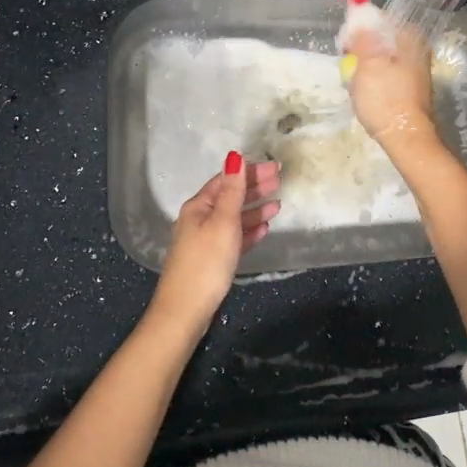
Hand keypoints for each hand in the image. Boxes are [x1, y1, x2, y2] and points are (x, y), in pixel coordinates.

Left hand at [152, 152, 281, 327]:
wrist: (186, 309)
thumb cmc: (206, 261)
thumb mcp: (223, 221)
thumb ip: (232, 190)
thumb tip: (234, 156)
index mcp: (199, 206)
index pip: (226, 180)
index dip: (249, 171)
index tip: (274, 167)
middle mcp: (199, 219)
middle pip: (230, 197)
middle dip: (254, 188)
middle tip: (280, 180)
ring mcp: (205, 240)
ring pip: (234, 218)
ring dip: (255, 209)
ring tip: (278, 205)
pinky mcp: (212, 259)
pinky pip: (234, 237)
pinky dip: (249, 230)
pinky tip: (264, 229)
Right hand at [348, 26, 438, 153]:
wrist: (405, 137)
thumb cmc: (385, 98)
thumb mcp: (367, 62)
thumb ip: (362, 30)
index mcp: (409, 36)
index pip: (377, 18)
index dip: (357, 30)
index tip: (345, 47)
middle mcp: (417, 46)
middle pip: (379, 37)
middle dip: (360, 50)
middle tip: (350, 68)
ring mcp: (415, 67)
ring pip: (380, 56)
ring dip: (365, 66)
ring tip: (357, 83)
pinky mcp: (411, 85)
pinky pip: (386, 72)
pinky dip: (374, 78)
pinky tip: (368, 93)